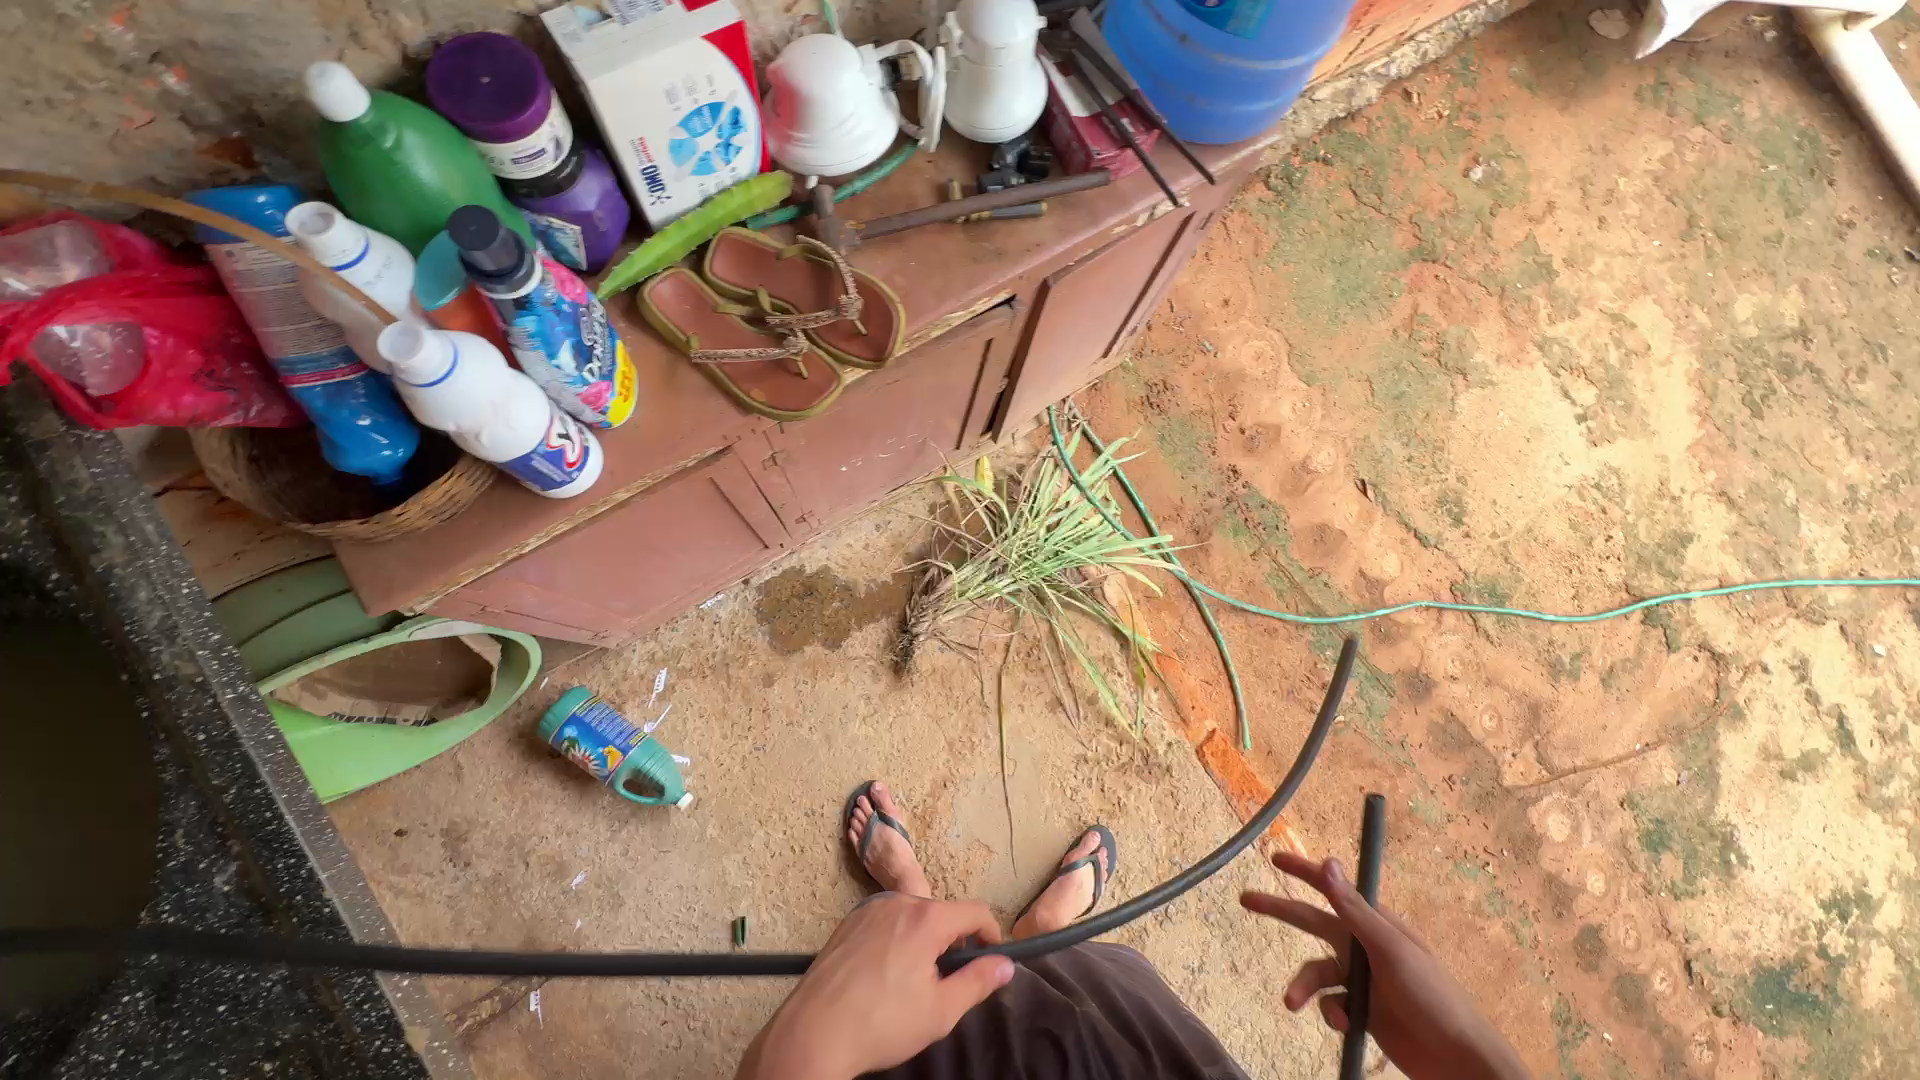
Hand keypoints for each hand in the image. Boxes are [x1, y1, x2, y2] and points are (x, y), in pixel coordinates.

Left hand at [736, 894, 1016, 1079]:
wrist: (815, 1030)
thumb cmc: (882, 1023)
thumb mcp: (941, 1010)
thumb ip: (978, 981)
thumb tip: (1006, 964)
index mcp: (926, 919)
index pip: (975, 911)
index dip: (991, 934)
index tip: (992, 959)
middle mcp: (898, 902)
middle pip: (942, 913)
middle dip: (953, 941)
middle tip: (947, 980)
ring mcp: (870, 909)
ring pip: (912, 917)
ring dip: (923, 940)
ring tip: (913, 981)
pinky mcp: (849, 921)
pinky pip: (886, 922)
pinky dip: (896, 939)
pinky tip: (884, 975)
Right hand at [1241, 853, 1531, 1079]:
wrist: (1457, 1060)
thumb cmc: (1432, 996)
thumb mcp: (1390, 949)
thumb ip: (1353, 908)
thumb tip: (1327, 862)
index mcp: (1372, 924)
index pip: (1331, 888)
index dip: (1304, 872)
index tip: (1276, 858)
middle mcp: (1362, 946)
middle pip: (1311, 922)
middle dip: (1279, 911)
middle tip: (1246, 900)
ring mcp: (1361, 980)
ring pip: (1316, 972)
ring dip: (1302, 986)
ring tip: (1291, 1002)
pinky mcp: (1361, 1011)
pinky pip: (1330, 1004)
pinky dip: (1331, 1013)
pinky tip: (1345, 1024)